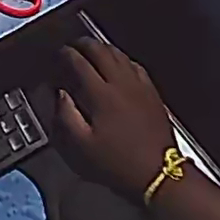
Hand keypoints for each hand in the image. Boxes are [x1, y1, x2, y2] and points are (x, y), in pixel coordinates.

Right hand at [56, 38, 176, 194]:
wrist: (160, 175)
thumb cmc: (118, 162)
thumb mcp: (82, 146)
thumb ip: (67, 116)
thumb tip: (60, 94)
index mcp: (101, 94)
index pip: (80, 63)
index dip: (67, 54)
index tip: (60, 53)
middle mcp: (120, 84)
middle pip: (101, 52)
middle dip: (85, 44)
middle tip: (74, 45)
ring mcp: (139, 87)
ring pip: (119, 55)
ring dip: (103, 48)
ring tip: (93, 48)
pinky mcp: (153, 93)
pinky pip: (136, 66)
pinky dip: (123, 59)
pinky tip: (119, 62)